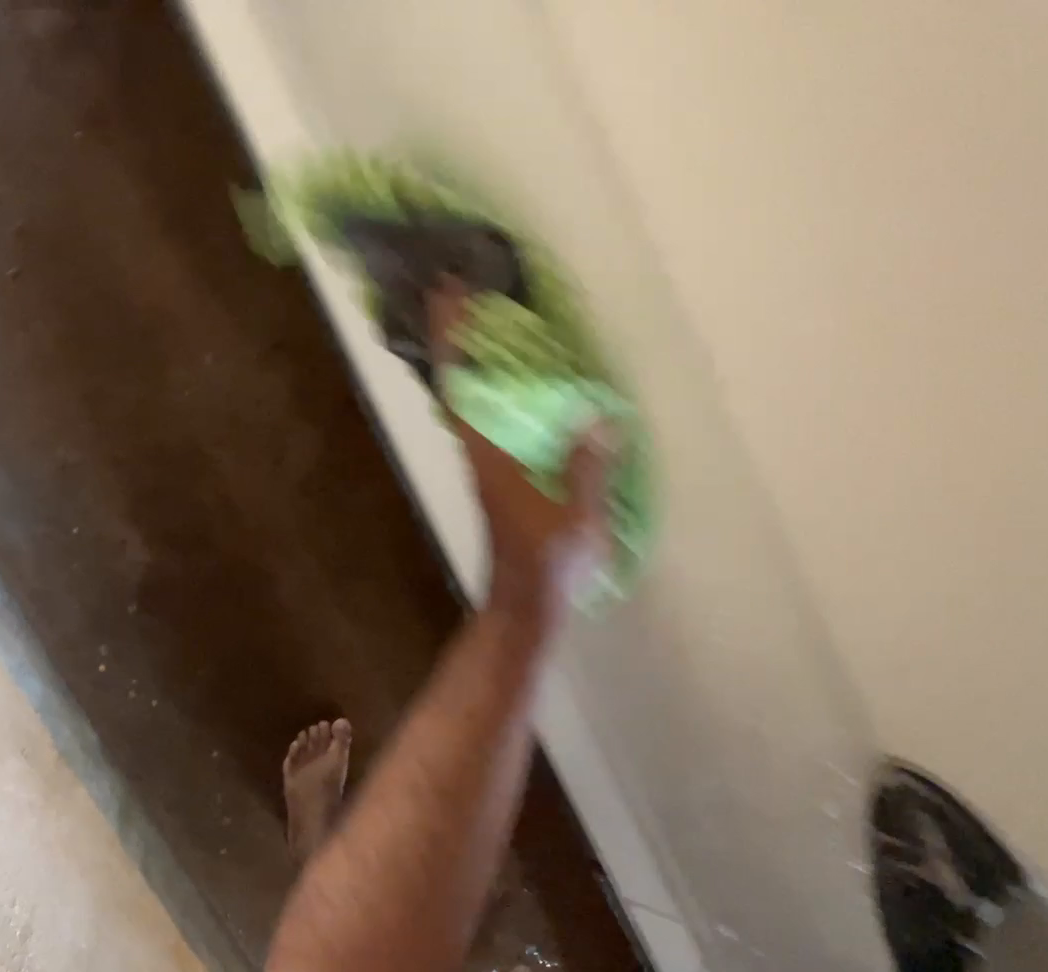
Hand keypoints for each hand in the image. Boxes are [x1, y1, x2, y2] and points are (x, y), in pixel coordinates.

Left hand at [427, 281, 615, 620]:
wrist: (522, 606)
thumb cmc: (547, 566)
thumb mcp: (576, 521)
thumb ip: (587, 470)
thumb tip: (599, 419)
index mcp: (490, 458)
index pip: (462, 386)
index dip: (453, 338)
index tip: (448, 293)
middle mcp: (478, 454)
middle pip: (458, 383)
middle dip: (457, 336)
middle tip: (463, 289)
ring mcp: (484, 464)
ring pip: (469, 400)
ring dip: (471, 358)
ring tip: (487, 318)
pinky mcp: (496, 476)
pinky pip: (487, 417)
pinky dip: (492, 387)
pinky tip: (515, 378)